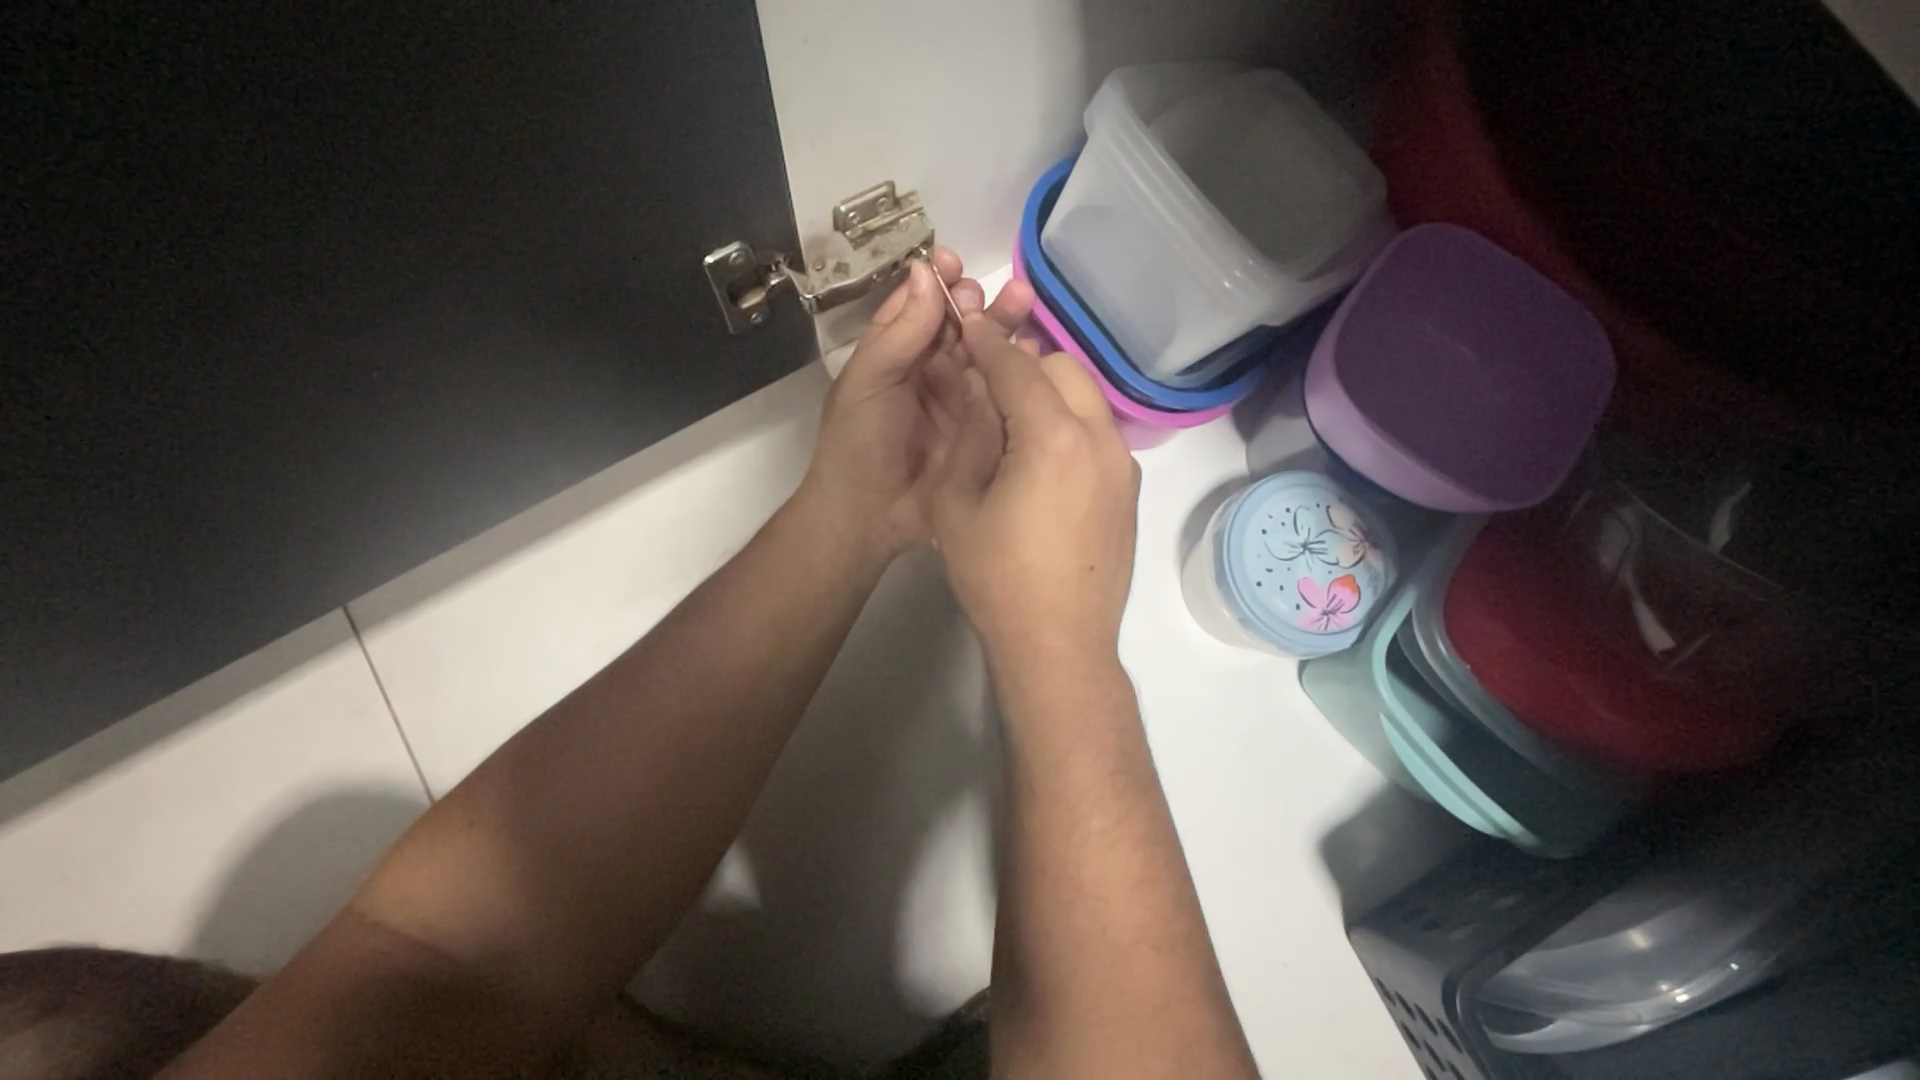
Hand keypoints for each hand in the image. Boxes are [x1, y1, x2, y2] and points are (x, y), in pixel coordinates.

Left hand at [800, 248, 1033, 559]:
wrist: (869, 514)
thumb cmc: (858, 441)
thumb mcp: (870, 379)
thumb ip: (900, 330)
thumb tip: (924, 271)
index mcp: (898, 353)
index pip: (921, 305)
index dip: (937, 280)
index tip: (952, 262)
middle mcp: (932, 370)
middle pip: (962, 325)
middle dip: (979, 303)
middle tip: (994, 294)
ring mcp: (962, 399)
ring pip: (988, 354)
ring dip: (1005, 327)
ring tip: (1024, 303)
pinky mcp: (985, 428)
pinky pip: (1004, 393)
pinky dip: (1019, 371)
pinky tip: (1034, 352)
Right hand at [927, 315, 1140, 666]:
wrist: (1059, 642)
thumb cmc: (996, 577)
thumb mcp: (957, 503)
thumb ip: (968, 434)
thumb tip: (976, 389)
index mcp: (1053, 437)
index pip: (1017, 368)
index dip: (987, 344)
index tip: (967, 323)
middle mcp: (1099, 438)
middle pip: (1063, 370)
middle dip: (1024, 364)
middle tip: (986, 383)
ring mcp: (1122, 465)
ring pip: (1088, 398)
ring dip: (1051, 393)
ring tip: (1013, 421)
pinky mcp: (1130, 491)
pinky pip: (1099, 433)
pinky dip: (1070, 424)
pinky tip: (1042, 460)